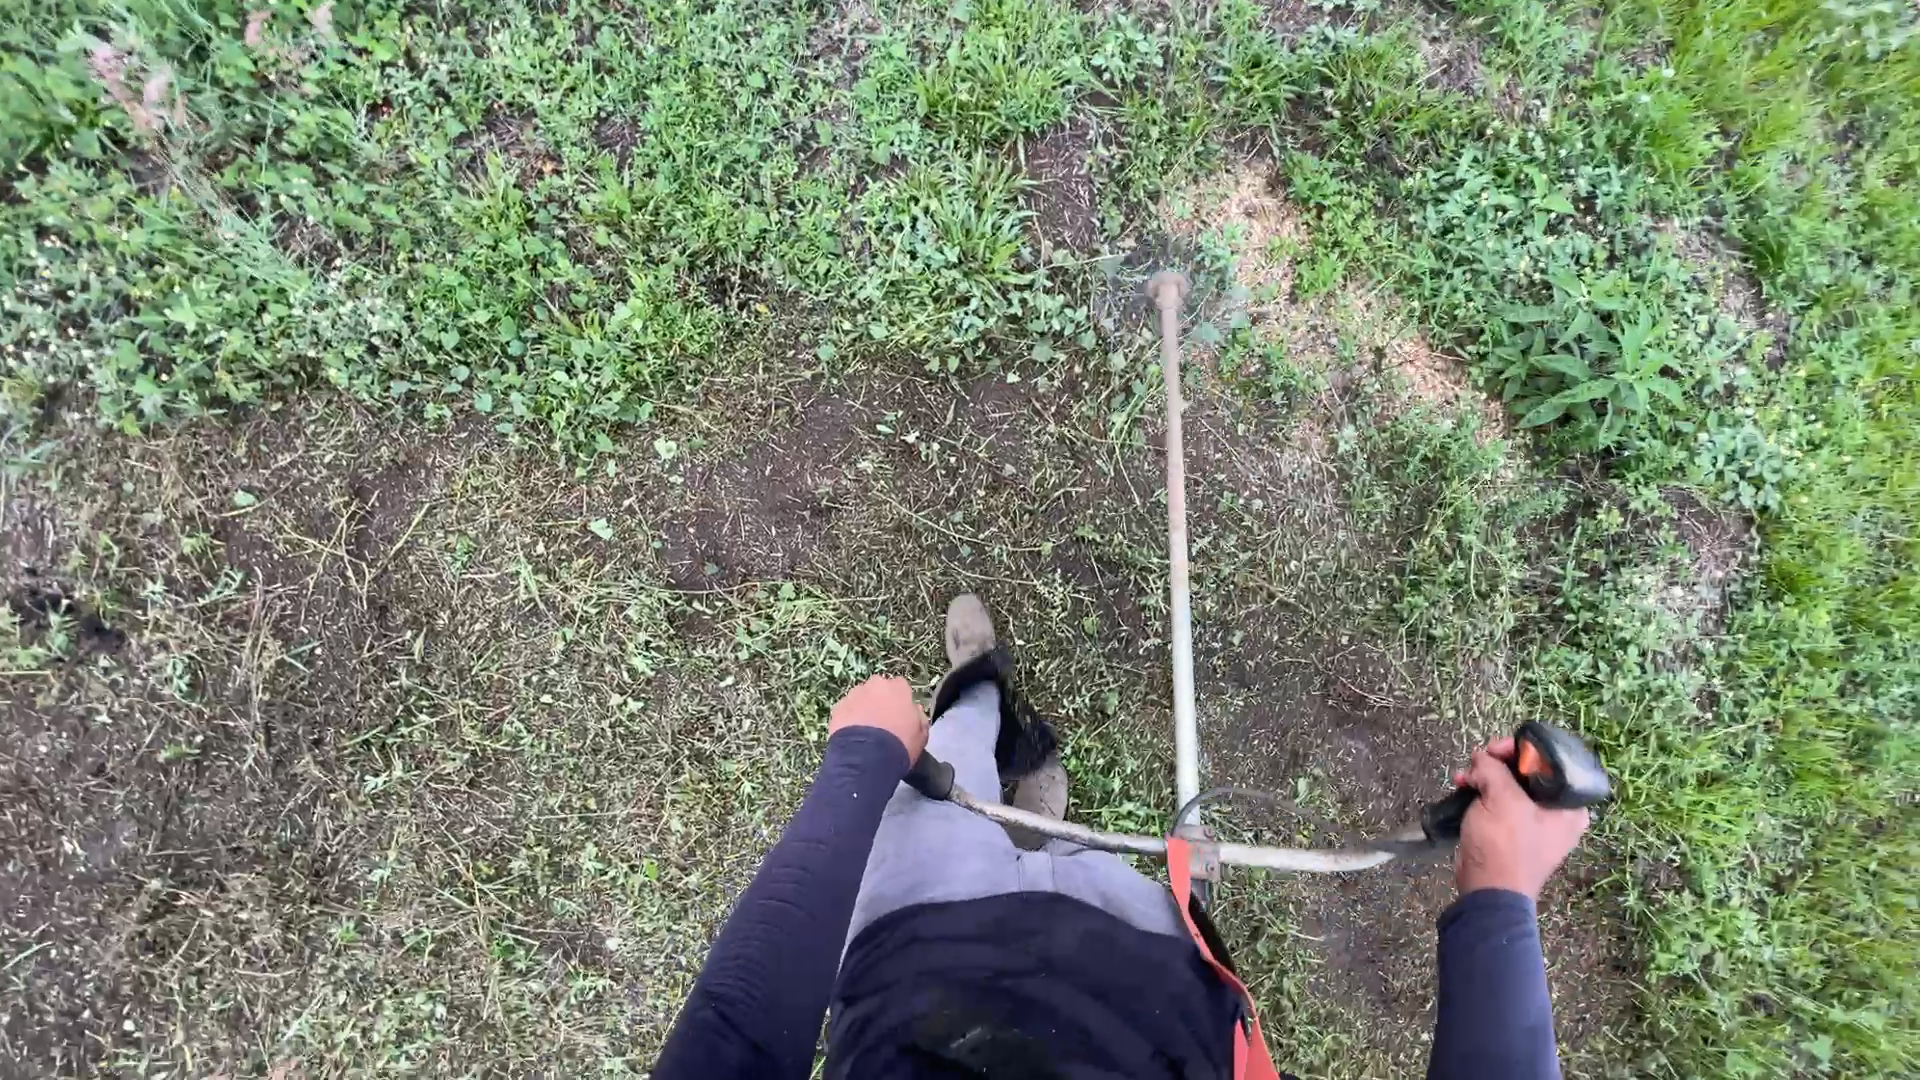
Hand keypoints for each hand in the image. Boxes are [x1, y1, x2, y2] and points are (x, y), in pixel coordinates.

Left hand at [829, 675, 927, 763]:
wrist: (867, 759)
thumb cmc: (900, 745)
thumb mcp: (921, 735)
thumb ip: (919, 718)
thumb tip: (915, 711)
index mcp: (899, 688)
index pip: (901, 687)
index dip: (900, 701)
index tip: (900, 715)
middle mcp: (876, 685)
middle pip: (879, 689)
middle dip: (879, 701)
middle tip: (881, 722)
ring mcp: (855, 694)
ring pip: (860, 698)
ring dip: (862, 709)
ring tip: (864, 732)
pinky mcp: (838, 707)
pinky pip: (846, 710)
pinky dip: (848, 719)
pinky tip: (852, 736)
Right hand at [1453, 737, 1589, 900]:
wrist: (1489, 888)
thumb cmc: (1505, 844)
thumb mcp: (1502, 800)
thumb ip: (1494, 770)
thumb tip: (1483, 759)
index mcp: (1570, 806)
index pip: (1550, 762)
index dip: (1520, 750)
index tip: (1493, 750)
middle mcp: (1557, 812)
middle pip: (1527, 771)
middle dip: (1496, 763)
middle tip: (1476, 763)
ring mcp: (1534, 821)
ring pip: (1509, 783)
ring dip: (1483, 775)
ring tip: (1463, 778)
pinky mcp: (1512, 828)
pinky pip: (1499, 799)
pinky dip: (1481, 790)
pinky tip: (1463, 787)